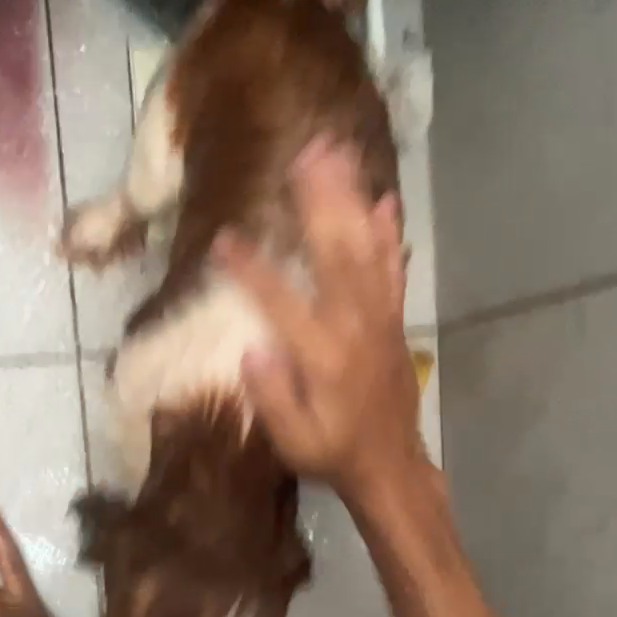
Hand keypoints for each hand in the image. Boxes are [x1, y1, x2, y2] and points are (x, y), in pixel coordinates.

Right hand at [216, 136, 426, 498]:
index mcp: (322, 356)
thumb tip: (252, 349)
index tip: (223, 239)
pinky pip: (392, 269)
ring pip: (366, 249)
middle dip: (319, 200)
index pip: (280, 302)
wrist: (389, 465)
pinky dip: (388, 234)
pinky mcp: (393, 321)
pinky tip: (384, 201)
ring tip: (339, 153)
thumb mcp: (292, 440)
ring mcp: (379, 319)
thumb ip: (272, 396)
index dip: (251, 269)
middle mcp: (354, 326)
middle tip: (305, 151)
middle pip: (335, 252)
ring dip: (352, 199)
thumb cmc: (332, 453)